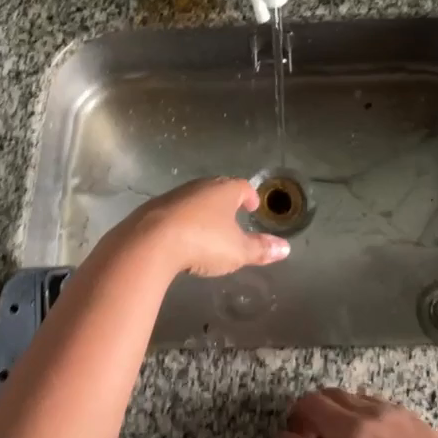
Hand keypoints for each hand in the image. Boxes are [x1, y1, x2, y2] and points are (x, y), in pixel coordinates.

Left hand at [119, 177, 290, 277]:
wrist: (151, 241)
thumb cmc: (203, 241)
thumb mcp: (237, 251)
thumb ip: (260, 249)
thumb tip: (286, 247)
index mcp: (223, 191)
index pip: (241, 186)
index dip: (249, 195)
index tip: (253, 205)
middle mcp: (200, 186)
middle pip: (218, 188)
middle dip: (226, 200)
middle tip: (233, 212)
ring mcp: (175, 195)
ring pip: (195, 198)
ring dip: (203, 209)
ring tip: (209, 226)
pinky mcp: (155, 209)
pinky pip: (176, 211)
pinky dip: (183, 220)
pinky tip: (182, 235)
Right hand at [272, 388, 437, 437]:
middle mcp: (353, 429)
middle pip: (307, 403)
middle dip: (298, 421)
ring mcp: (379, 413)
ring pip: (335, 393)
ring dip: (326, 411)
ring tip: (328, 430)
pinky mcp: (401, 410)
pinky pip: (364, 398)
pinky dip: (354, 410)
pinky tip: (359, 429)